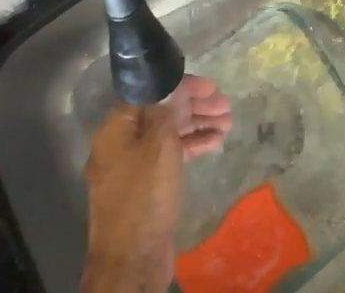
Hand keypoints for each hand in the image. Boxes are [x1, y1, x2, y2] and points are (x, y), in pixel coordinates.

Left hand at [81, 75, 233, 292]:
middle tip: (225, 105)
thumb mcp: (160, 146)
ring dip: (197, 125)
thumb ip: (167, 111)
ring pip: (167, 135)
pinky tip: (215, 144)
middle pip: (160, 113)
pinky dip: (190, 147)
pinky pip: (168, 156)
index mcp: (116, 129)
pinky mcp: (144, 187)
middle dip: (194, 107)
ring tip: (228, 123)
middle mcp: (120, 144)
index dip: (181, 86)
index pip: (150, 93)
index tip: (211, 87)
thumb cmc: (145, 195)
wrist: (131, 259)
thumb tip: (173, 85)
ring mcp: (131, 167)